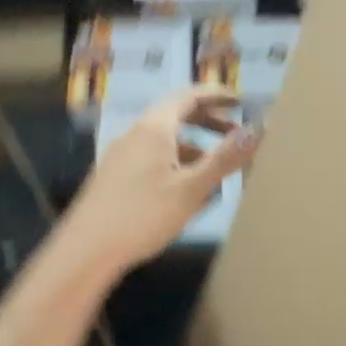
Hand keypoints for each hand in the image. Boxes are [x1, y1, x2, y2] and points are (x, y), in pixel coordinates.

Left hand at [62, 86, 261, 270]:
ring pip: (165, 141)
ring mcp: (122, 157)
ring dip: (194, 147)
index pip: (189, 96)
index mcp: (154, 128)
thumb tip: (259, 129)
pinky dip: (177, 164)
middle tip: (236, 135)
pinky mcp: (115, 179)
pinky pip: (153, 159)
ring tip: (218, 168)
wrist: (86, 250)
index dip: (217, 95)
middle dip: (208, 121)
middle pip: (176, 116)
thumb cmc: (142, 214)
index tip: (241, 101)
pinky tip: (187, 192)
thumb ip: (225, 158)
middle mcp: (135, 135)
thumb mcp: (191, 189)